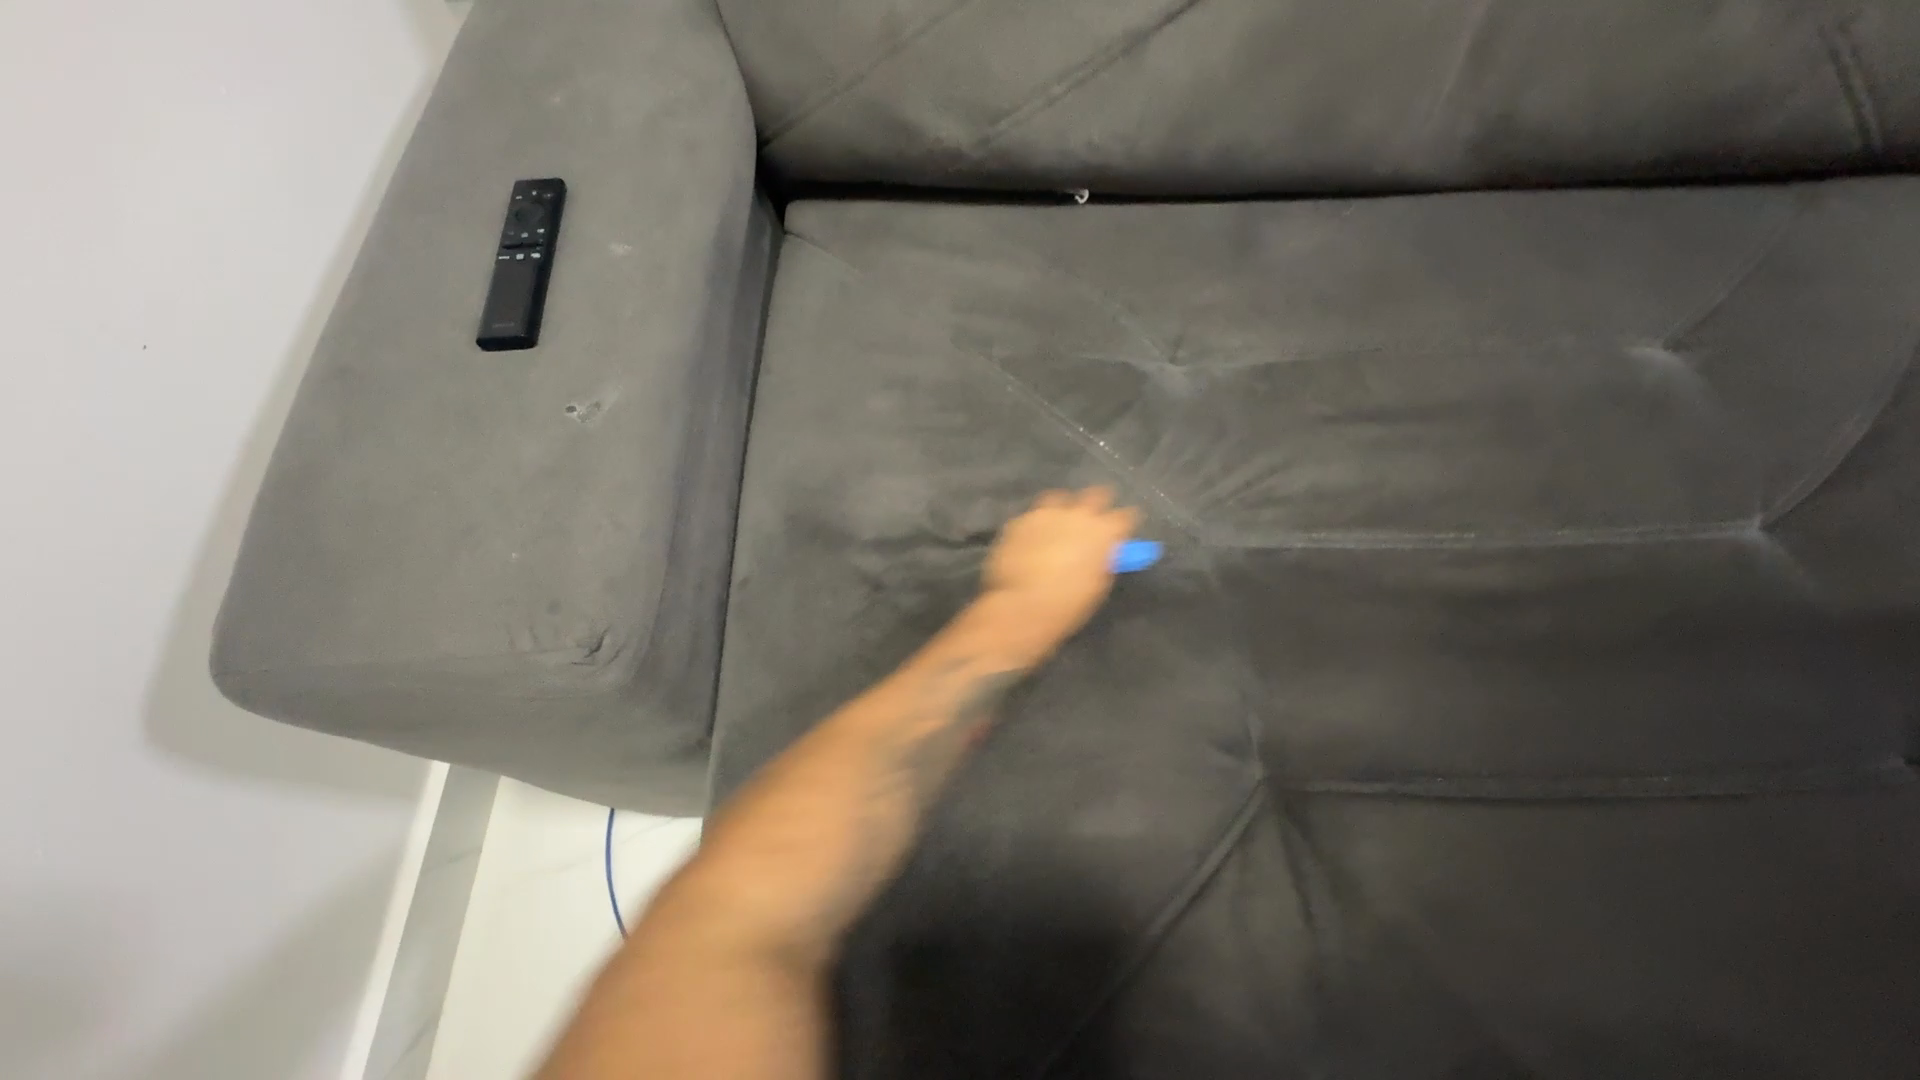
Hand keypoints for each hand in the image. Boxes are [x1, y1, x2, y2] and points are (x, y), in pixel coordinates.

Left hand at [981, 487, 1140, 651]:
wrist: (1025, 604)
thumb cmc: (1070, 603)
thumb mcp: (1098, 583)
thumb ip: (1102, 559)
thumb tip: (1103, 550)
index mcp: (1104, 531)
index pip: (1124, 516)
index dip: (1122, 522)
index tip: (1120, 529)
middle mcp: (1078, 514)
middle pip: (1095, 496)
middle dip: (1097, 503)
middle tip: (1092, 517)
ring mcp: (1046, 514)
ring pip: (1058, 499)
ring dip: (1062, 508)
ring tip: (1058, 521)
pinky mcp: (1019, 521)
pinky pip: (1032, 517)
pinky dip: (1036, 525)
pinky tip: (1031, 538)